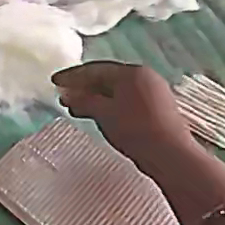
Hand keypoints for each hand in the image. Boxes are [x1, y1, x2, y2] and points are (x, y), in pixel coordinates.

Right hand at [52, 61, 196, 172]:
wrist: (170, 155)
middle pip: (107, 78)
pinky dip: (108, 105)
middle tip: (63, 95)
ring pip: (116, 91)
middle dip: (83, 87)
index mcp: (131, 72)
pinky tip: (97, 115)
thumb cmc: (135, 129)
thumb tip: (66, 93)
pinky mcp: (157, 108)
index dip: (72, 76)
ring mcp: (153, 92)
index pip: (95, 69)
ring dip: (94, 98)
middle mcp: (144, 77)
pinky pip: (126, 100)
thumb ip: (82, 100)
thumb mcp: (103, 113)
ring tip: (76, 108)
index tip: (54, 81)